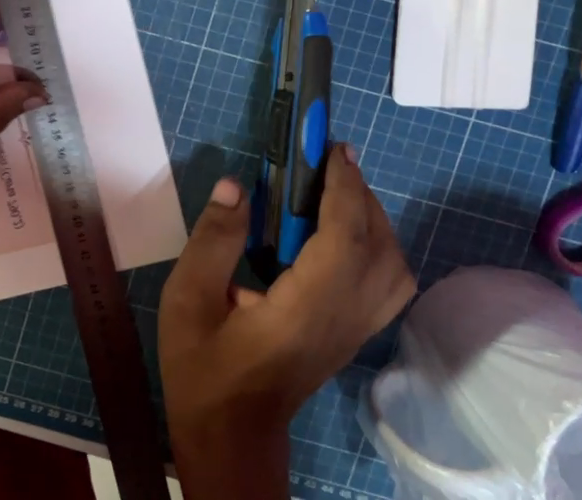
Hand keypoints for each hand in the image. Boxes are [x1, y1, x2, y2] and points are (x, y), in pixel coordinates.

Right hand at [158, 147, 414, 494]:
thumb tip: (234, 186)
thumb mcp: (187, 299)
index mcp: (305, 307)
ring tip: (336, 190)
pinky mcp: (352, 336)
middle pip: (379, 246)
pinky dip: (379, 247)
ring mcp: (355, 331)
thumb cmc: (201, 367)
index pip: (345, 237)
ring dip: (374, 219)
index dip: (344, 188)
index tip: (331, 148)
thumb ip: (213, 241)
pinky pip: (389, 284)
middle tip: (329, 158)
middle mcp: (343, 317)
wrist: (229, 432)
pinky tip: (346, 234)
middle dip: (361, 194)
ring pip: (394, 267)